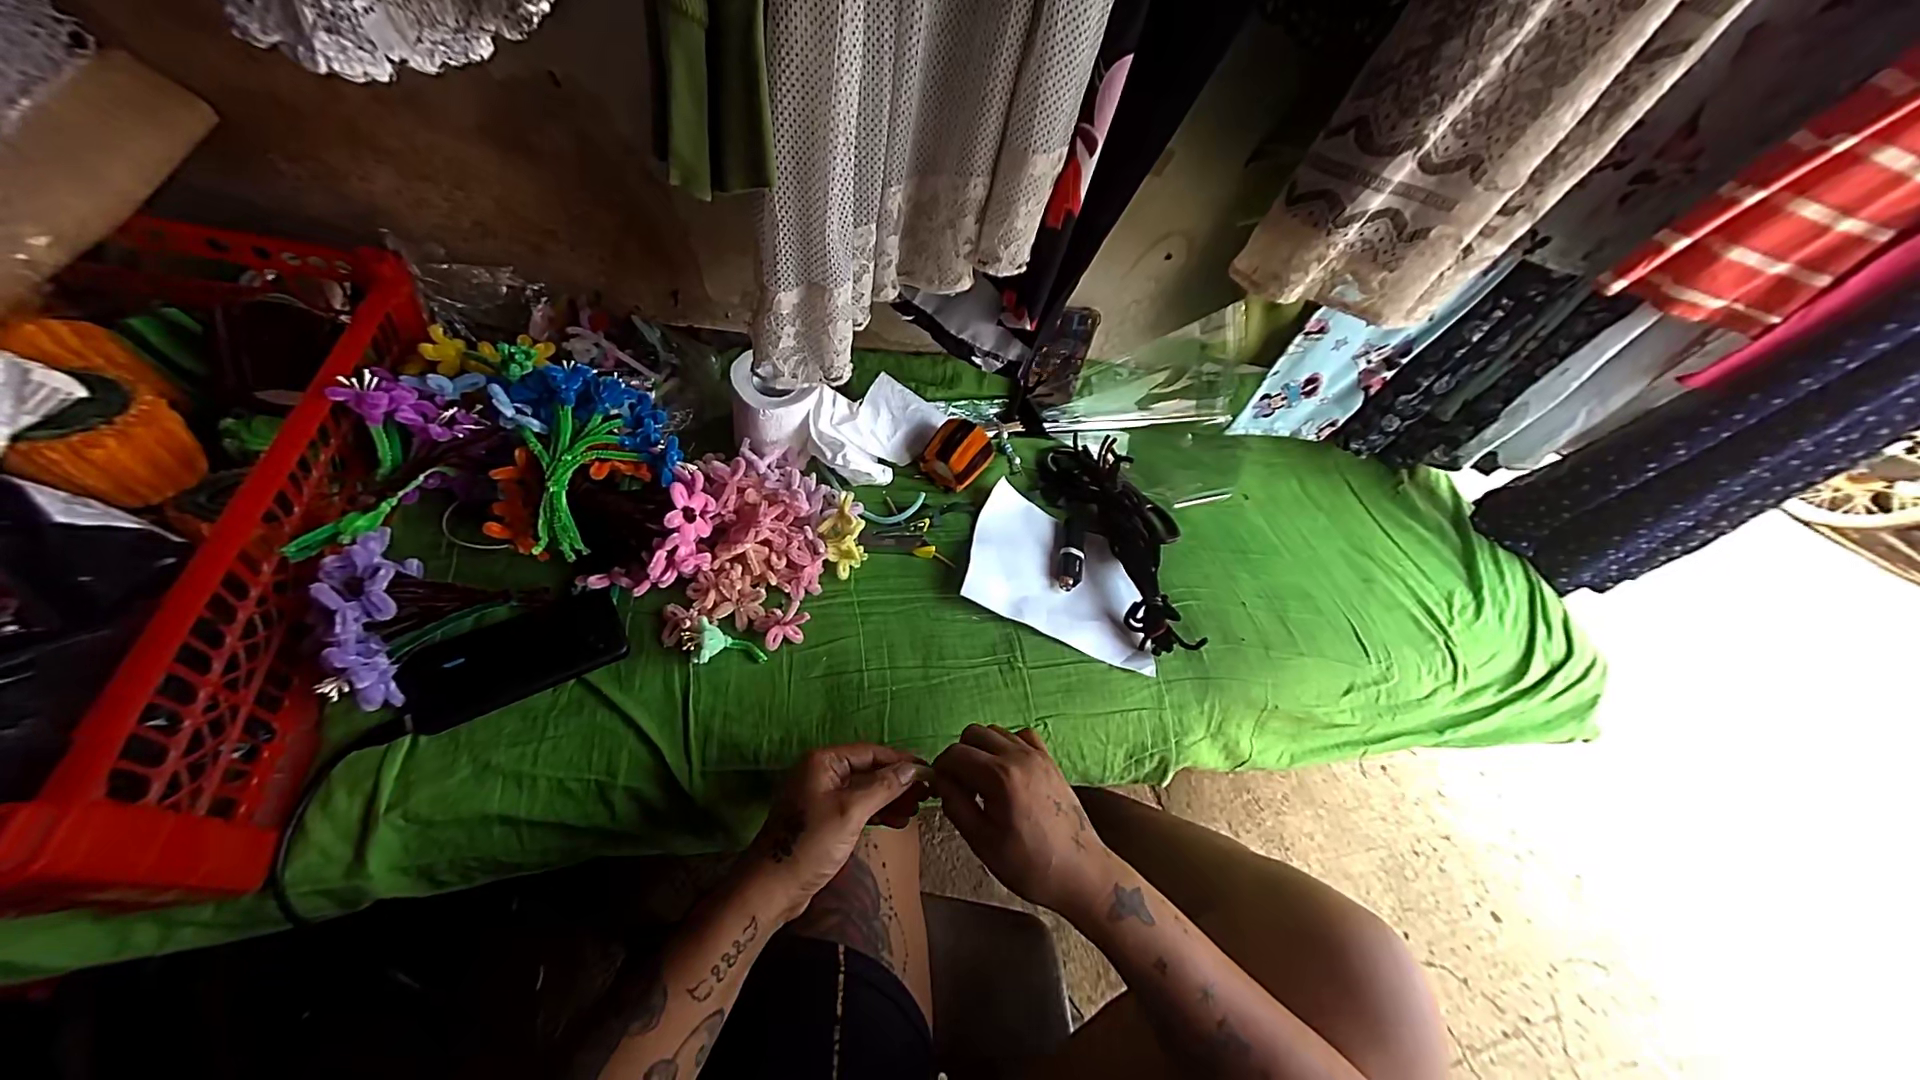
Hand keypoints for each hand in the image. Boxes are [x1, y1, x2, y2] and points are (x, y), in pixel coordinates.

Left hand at [747, 743, 930, 920]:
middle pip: (869, 770)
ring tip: (916, 809)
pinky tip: (898, 820)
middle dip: (898, 782)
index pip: (872, 752)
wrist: (772, 889)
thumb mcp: (851, 811)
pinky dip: (878, 812)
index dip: (902, 762)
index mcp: (823, 761)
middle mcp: (822, 772)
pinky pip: (858, 806)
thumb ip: (884, 786)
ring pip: (865, 789)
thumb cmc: (809, 844)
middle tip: (926, 794)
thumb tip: (912, 769)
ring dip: (891, 798)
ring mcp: (822, 795)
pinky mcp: (824, 818)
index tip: (928, 772)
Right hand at [932, 725, 1112, 915]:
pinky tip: (1006, 772)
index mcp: (999, 776)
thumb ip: (955, 804)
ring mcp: (1037, 755)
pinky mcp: (1049, 760)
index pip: (955, 753)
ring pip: (996, 731)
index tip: (939, 787)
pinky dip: (1007, 746)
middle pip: (973, 733)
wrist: (1080, 872)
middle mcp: (1019, 756)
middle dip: (959, 755)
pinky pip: (1021, 736)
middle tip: (959, 785)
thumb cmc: (1030, 865)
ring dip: (981, 749)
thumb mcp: (982, 841)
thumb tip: (940, 782)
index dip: (940, 769)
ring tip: (982, 782)